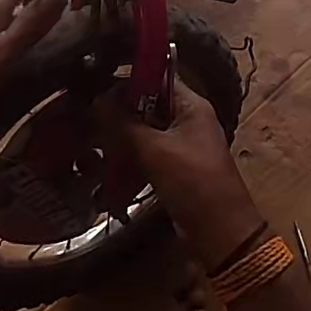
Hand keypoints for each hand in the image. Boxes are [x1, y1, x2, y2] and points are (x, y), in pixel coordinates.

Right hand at [96, 80, 262, 270]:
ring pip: (145, 127)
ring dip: (122, 133)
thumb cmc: (192, 183)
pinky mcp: (175, 165)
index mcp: (191, 106)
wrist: (220, 234)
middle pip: (147, 102)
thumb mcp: (154, 150)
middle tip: (90, 114)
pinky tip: (107, 160)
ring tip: (93, 136)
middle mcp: (187, 118)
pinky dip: (130, 153)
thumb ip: (124, 122)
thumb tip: (97, 98)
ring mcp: (181, 142)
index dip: (128, 79)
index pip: (156, 76)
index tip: (98, 87)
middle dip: (120, 109)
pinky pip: (148, 150)